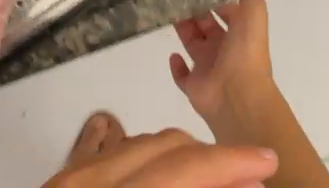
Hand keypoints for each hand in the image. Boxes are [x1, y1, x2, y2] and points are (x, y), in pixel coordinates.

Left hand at [42, 128, 275, 187]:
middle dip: (211, 159)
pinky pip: (110, 152)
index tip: (267, 162)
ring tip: (210, 177)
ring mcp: (70, 177)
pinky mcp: (61, 179)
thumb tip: (237, 185)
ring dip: (180, 158)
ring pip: (140, 144)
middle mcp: (90, 180)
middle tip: (246, 179)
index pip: (185, 166)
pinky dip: (144, 158)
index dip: (231, 162)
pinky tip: (163, 171)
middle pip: (166, 146)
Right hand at [168, 0, 277, 129]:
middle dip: (194, 8)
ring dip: (182, 27)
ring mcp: (208, 67)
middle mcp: (224, 47)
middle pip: (206, 23)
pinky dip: (176, 66)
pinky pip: (182, 74)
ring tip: (166, 9)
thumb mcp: (254, 12)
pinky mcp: (194, 85)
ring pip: (192, 42)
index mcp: (239, 31)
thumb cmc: (246, 52)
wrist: (238, 97)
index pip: (225, 8)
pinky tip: (172, 54)